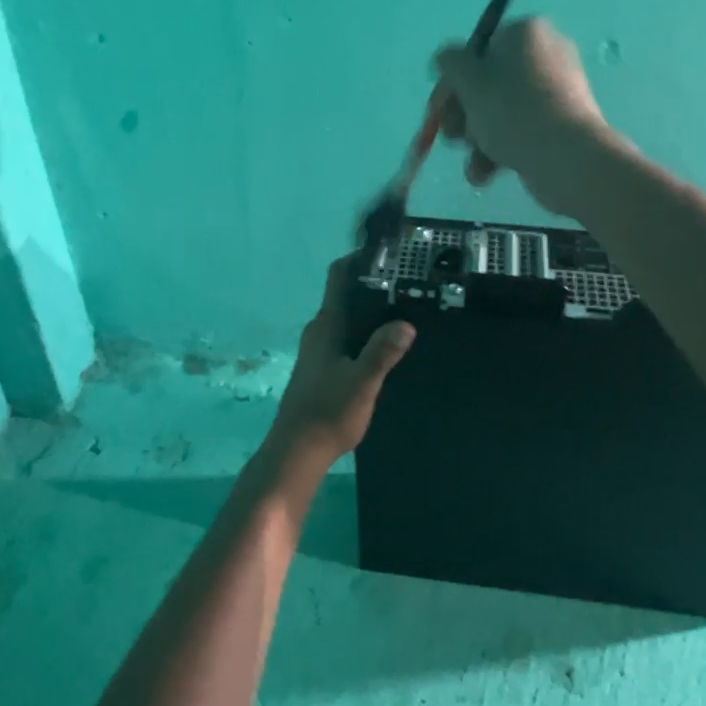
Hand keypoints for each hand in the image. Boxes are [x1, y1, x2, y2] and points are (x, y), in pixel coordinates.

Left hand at [266, 256, 416, 466]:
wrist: (296, 452)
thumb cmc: (327, 412)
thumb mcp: (362, 382)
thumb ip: (382, 352)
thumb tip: (406, 323)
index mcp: (326, 325)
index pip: (339, 276)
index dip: (360, 258)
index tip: (389, 253)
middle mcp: (319, 331)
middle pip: (346, 296)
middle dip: (374, 286)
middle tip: (409, 285)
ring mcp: (318, 351)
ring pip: (346, 320)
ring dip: (370, 313)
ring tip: (406, 313)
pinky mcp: (321, 369)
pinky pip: (346, 339)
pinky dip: (364, 335)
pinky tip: (386, 349)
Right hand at [433, 17, 620, 216]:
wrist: (568, 158)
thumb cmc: (513, 112)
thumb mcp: (469, 82)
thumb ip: (450, 63)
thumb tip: (446, 56)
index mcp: (526, 33)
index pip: (478, 50)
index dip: (453, 80)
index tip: (439, 108)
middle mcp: (546, 54)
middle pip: (488, 83)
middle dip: (464, 114)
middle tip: (452, 137)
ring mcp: (558, 92)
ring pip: (502, 112)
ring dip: (478, 139)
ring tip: (473, 163)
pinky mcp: (563, 124)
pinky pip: (522, 130)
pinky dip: (501, 150)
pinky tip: (486, 174)